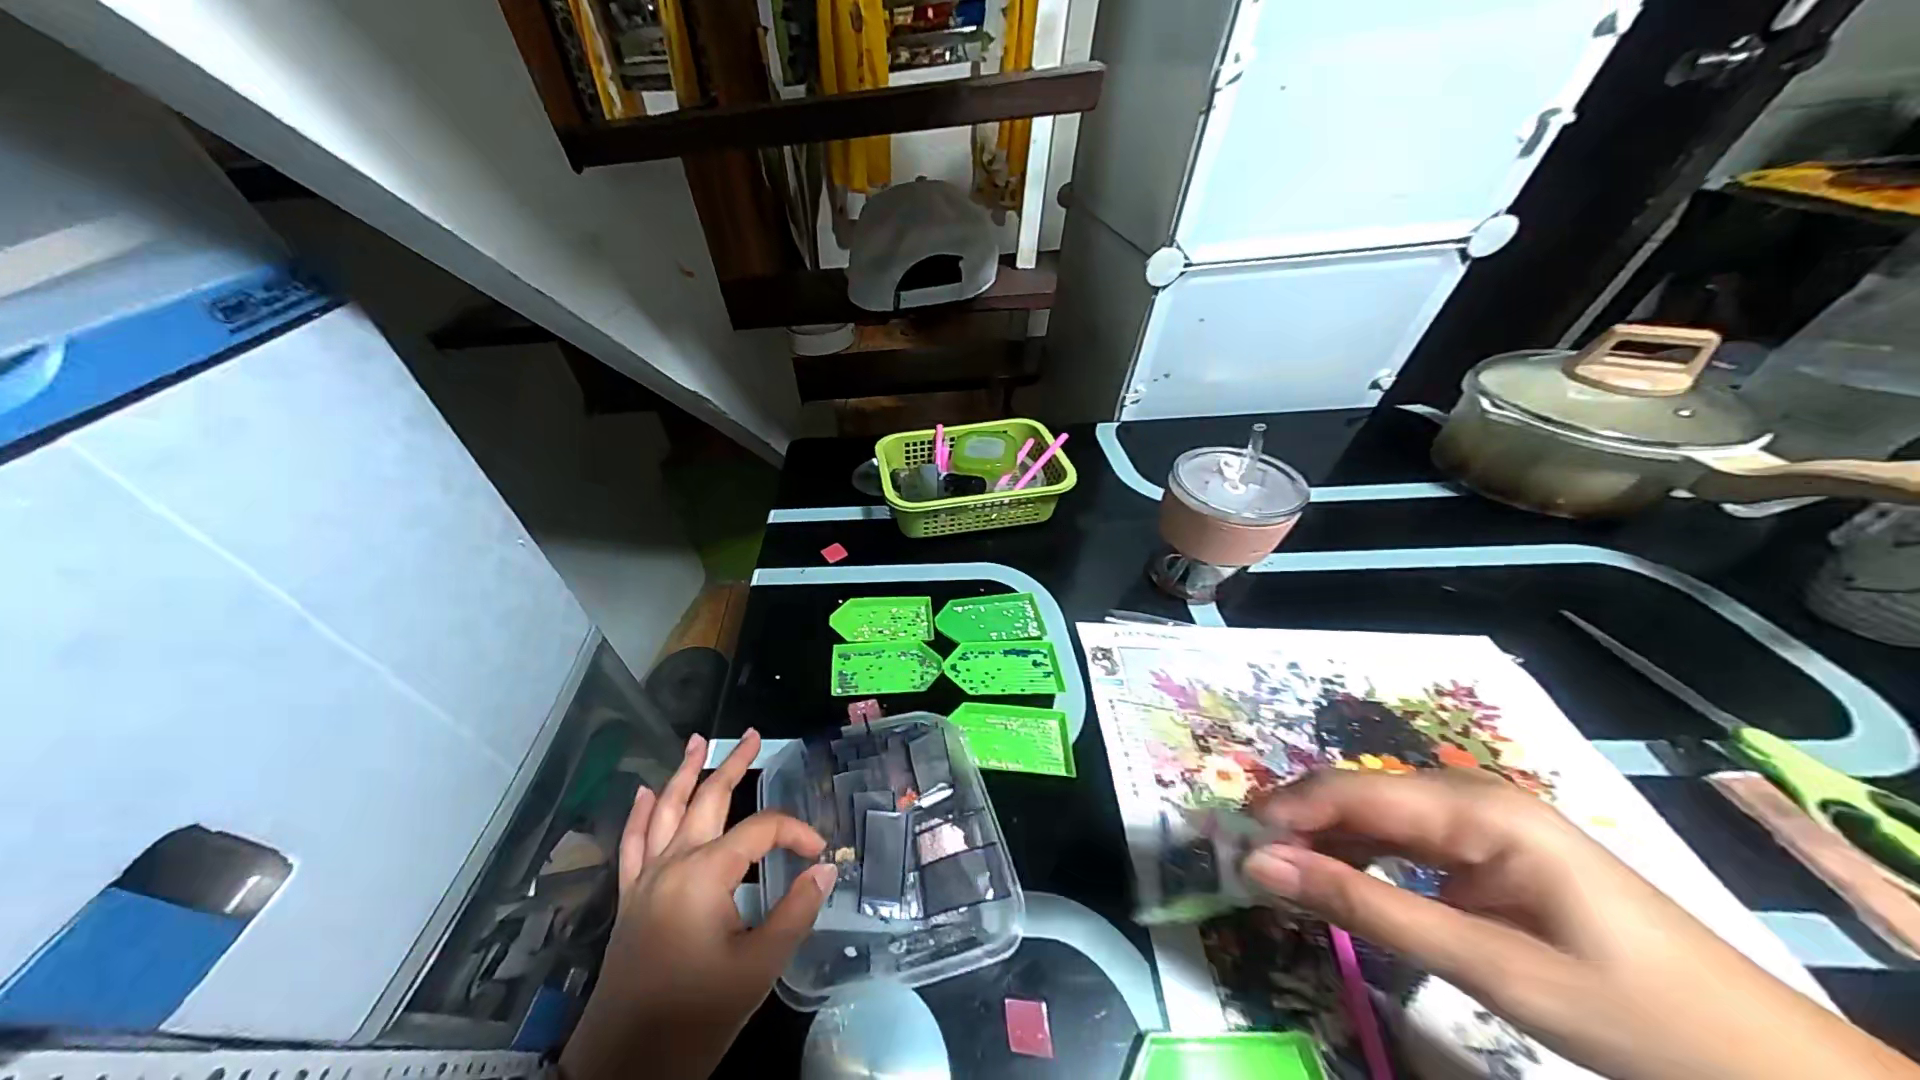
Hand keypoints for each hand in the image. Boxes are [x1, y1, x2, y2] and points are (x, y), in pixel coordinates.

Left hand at [561, 731, 837, 1079]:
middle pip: (708, 800)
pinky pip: (632, 845)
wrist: (624, 1065)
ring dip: (684, 774)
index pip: (761, 830)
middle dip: (734, 765)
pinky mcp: (630, 899)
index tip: (819, 853)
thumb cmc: (697, 1015)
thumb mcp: (758, 966)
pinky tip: (645, 794)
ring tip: (696, 742)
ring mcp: (645, 879)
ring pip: (666, 812)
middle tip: (754, 736)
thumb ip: (794, 911)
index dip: (795, 831)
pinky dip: (640, 815)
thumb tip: (824, 869)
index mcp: (706, 873)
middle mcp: (672, 863)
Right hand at [1244, 768, 1916, 1079]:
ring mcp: (1484, 820)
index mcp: (1477, 807)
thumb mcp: (1487, 964)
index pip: (1352, 791)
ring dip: (1323, 839)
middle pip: (1359, 794)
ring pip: (1376, 813)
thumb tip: (1262, 865)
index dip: (1283, 812)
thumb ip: (1366, 908)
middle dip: (1295, 822)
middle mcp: (1473, 795)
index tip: (1228, 844)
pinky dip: (1361, 856)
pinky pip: (1405, 839)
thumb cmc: (1627, 1008)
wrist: (1762, 1061)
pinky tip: (1336, 879)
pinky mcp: (1490, 850)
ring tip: (1275, 870)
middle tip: (1243, 861)